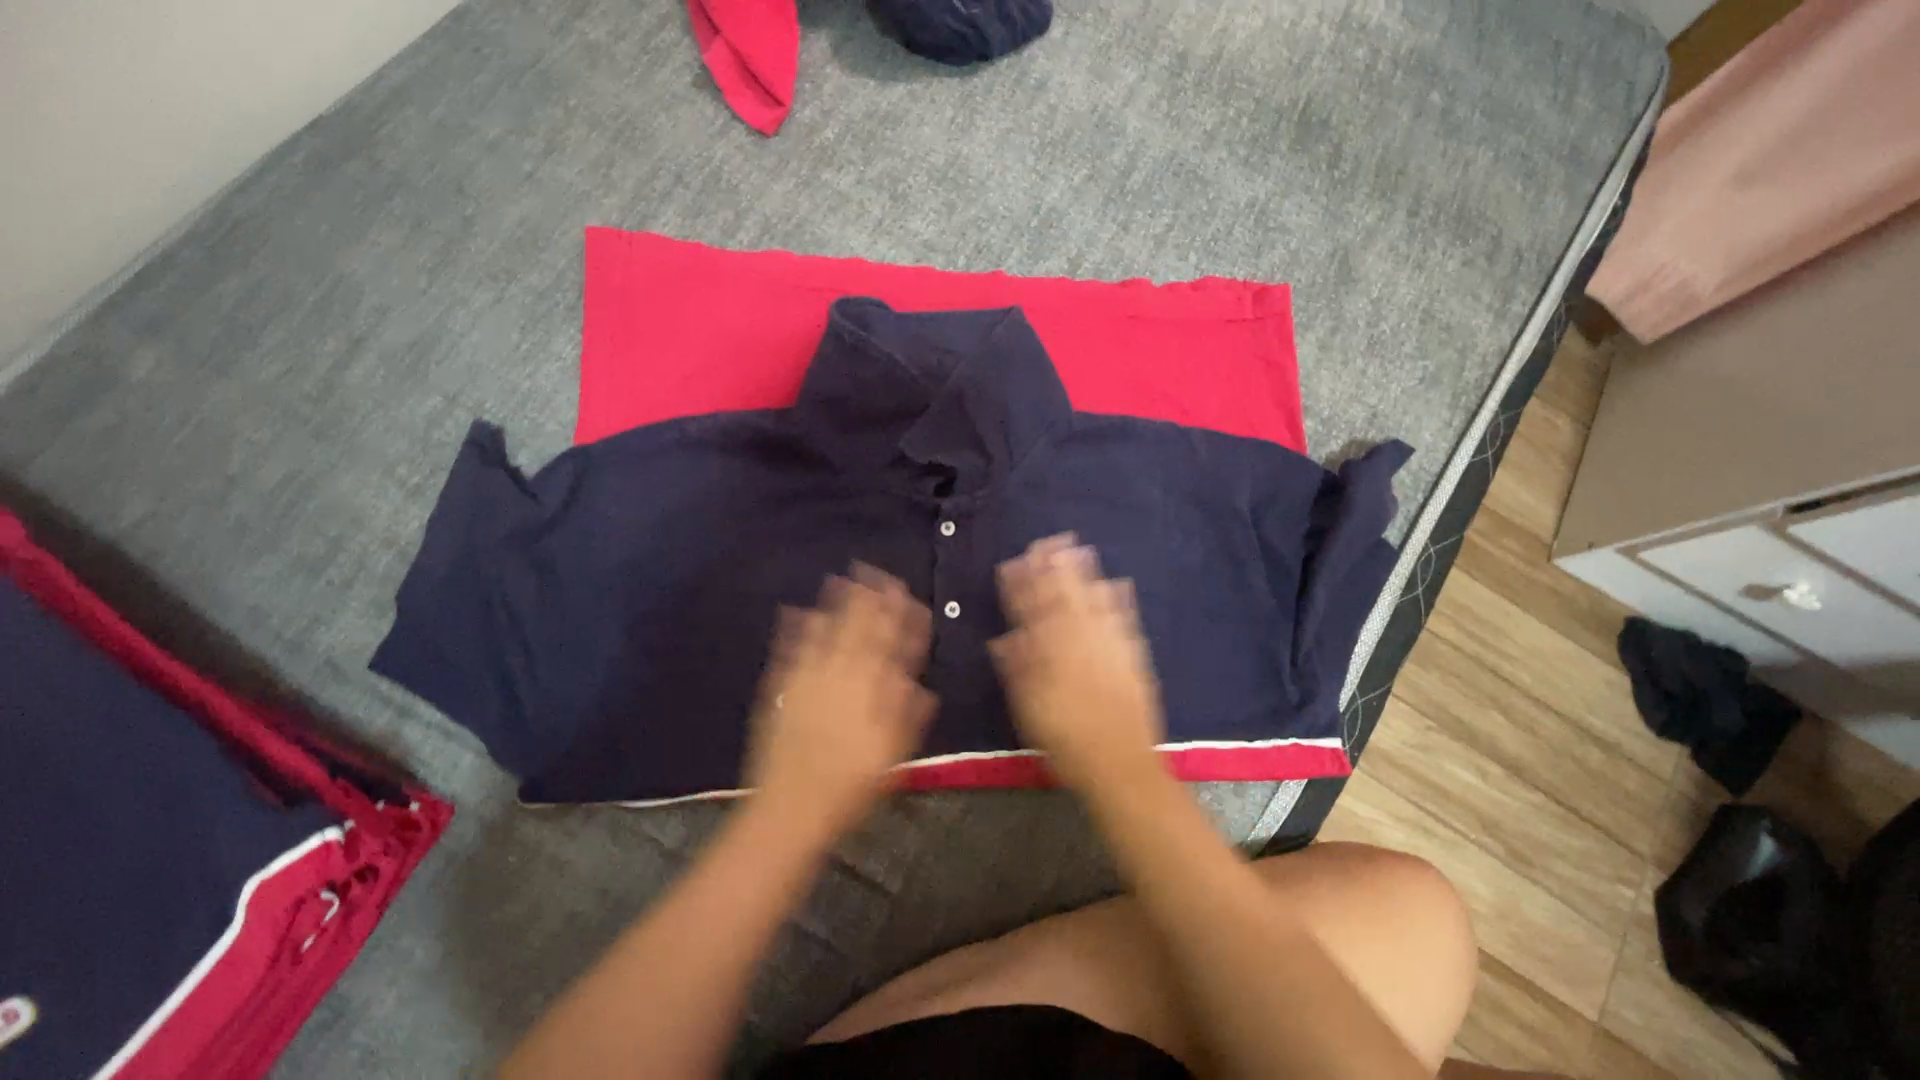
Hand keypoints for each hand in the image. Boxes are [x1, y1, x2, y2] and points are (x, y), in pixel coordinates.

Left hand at [744, 564, 935, 840]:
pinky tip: (798, 609)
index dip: (900, 618)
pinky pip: (789, 650)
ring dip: (835, 603)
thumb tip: (920, 683)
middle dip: (870, 599)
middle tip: (875, 570)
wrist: (790, 808)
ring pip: (825, 632)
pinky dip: (796, 628)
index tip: (907, 593)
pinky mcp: (779, 690)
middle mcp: (840, 677)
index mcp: (871, 691)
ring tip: (844, 577)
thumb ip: (906, 715)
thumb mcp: (891, 755)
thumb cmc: (850, 788)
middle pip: (858, 630)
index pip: (891, 645)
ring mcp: (806, 680)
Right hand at [991, 535, 1164, 788]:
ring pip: (1094, 601)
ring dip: (1084, 574)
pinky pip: (1125, 619)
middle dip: (1053, 568)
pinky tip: (1117, 582)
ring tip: (1077, 548)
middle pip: (1063, 597)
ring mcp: (1110, 646)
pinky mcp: (1134, 656)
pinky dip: (1119, 598)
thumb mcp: (1030, 710)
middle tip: (1048, 541)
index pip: (1031, 612)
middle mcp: (1079, 642)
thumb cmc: (1066, 743)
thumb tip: (1003, 639)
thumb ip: (1018, 670)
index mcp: (1049, 655)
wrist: (1121, 765)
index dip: (1021, 585)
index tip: (1013, 561)